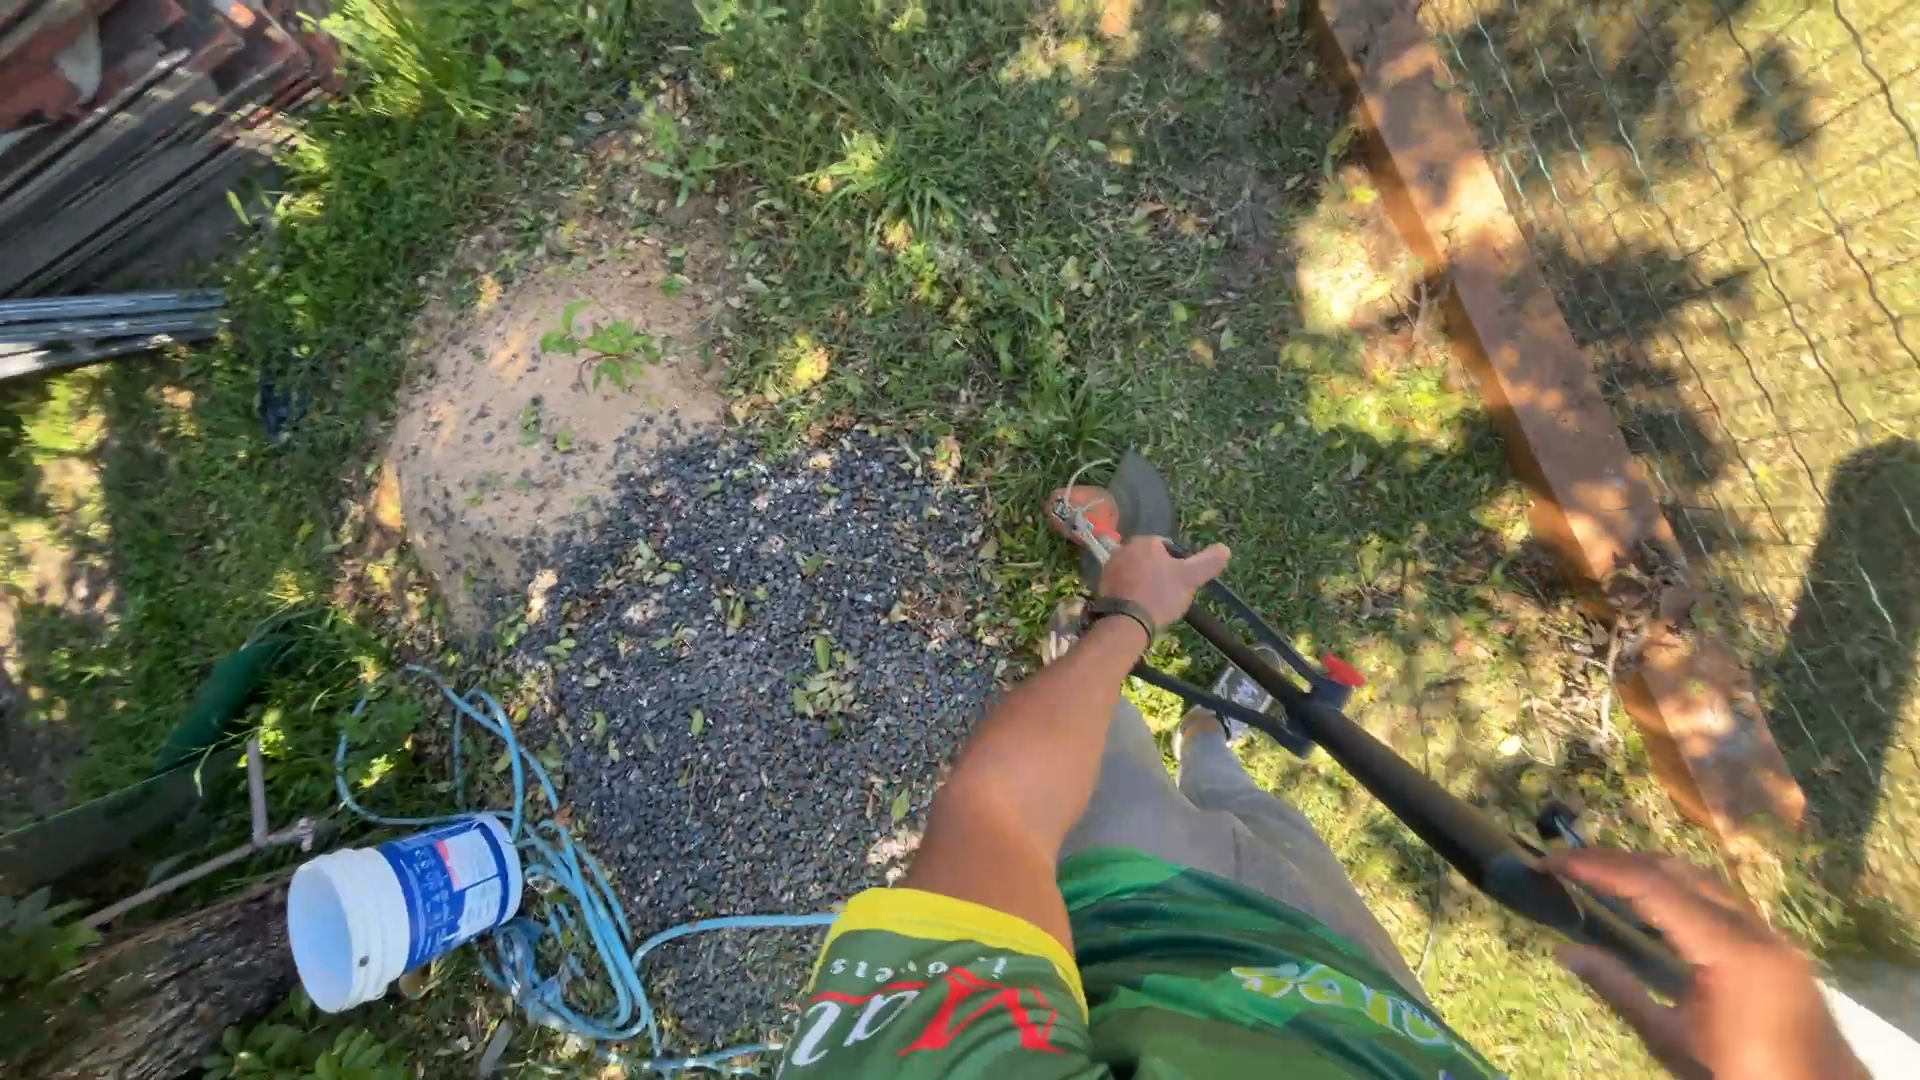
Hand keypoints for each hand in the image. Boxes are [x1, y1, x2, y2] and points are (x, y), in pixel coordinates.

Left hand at [1096, 536, 1228, 629]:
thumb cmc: (1161, 595)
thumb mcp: (1190, 578)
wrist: (1127, 622)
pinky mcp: (1101, 585)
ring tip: (1154, 603)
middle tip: (1169, 594)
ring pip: (1136, 572)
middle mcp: (1123, 548)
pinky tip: (1138, 606)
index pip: (1167, 547)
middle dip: (1160, 573)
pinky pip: (1123, 585)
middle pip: (1150, 559)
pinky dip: (1131, 592)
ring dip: (1145, 583)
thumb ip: (1208, 562)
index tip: (1181, 582)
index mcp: (1144, 541)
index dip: (1178, 565)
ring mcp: (1109, 566)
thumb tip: (1225, 549)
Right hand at [1547, 849, 1865, 1079]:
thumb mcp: (1673, 1043)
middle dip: (1612, 859)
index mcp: (1731, 952)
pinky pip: (1713, 895)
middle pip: (1672, 870)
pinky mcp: (1774, 946)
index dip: (1594, 867)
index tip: (1549, 861)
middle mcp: (1755, 931)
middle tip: (1564, 862)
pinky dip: (1669, 883)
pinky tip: (1643, 898)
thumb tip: (1563, 950)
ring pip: (1695, 877)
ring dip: (1640, 867)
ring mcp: (1770, 936)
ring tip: (1595, 872)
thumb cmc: (1744, 1076)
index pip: (1650, 885)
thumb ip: (1618, 990)